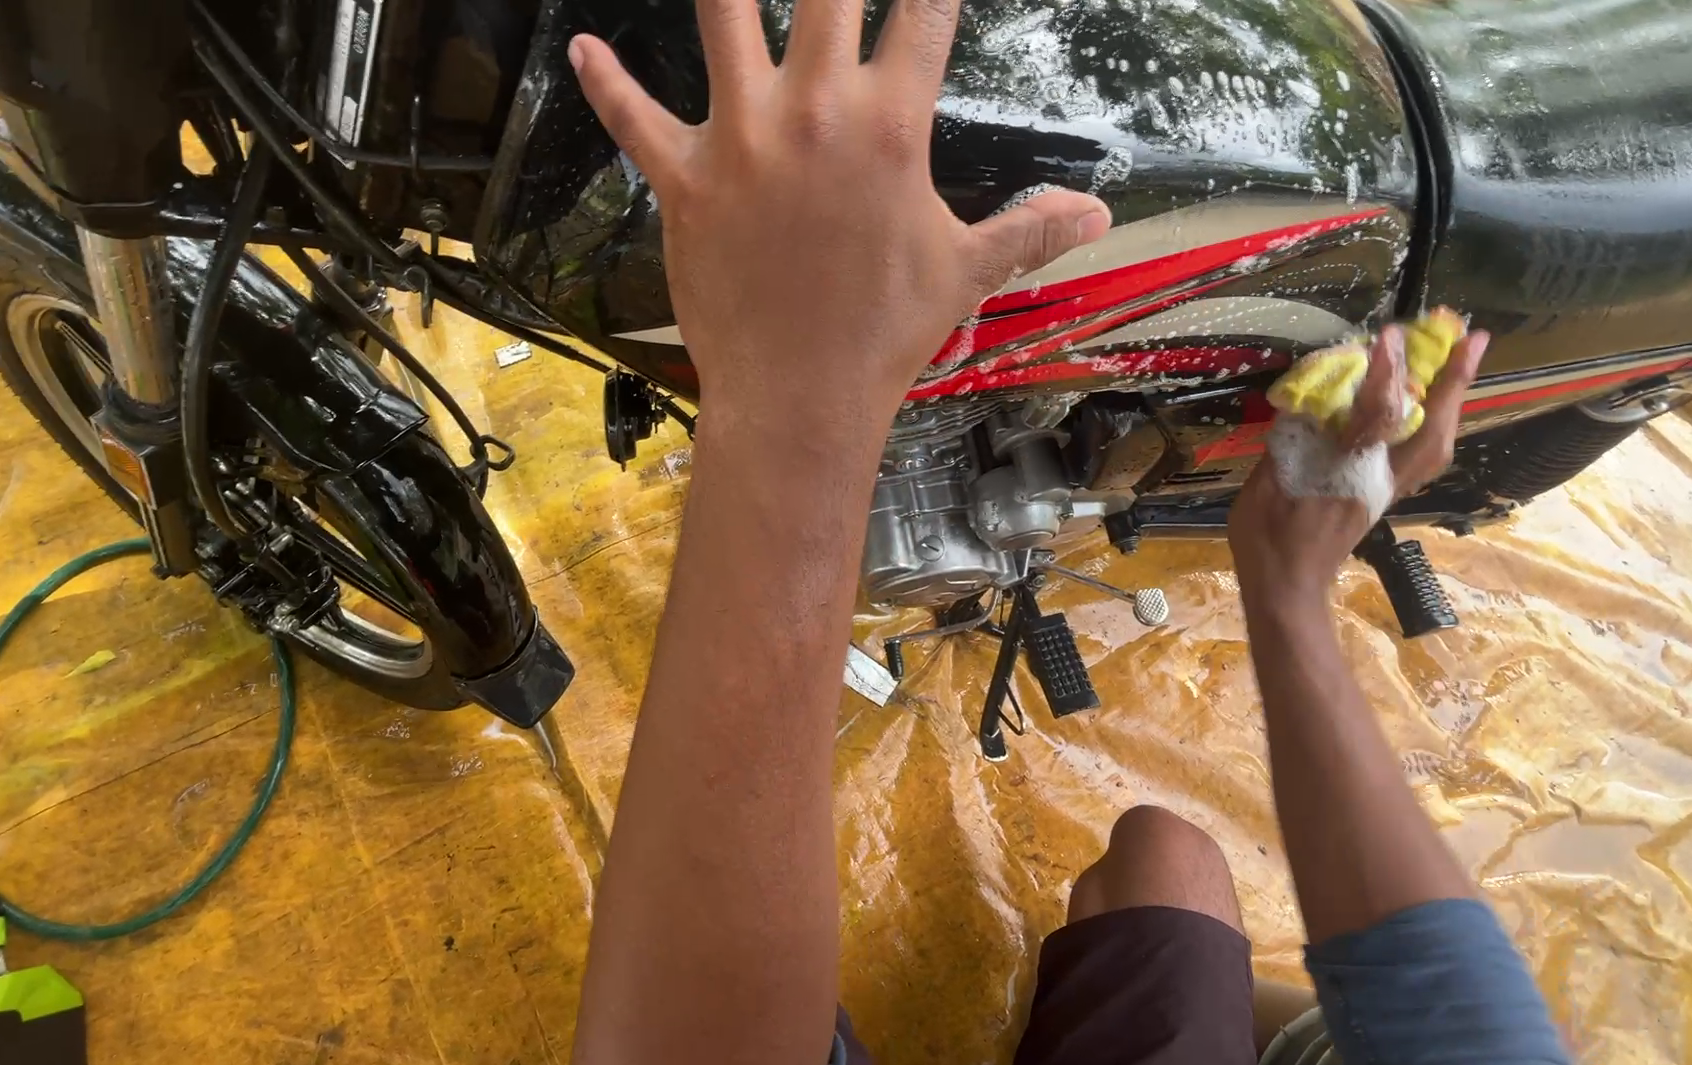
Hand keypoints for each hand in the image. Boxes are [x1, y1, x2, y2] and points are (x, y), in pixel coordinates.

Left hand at [568, 0, 1109, 437]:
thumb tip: (1103, 213)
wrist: (802, 399)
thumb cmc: (884, 337)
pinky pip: (635, 121)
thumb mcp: (965, 276)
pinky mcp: (685, 184)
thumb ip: (1031, 230)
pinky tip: (588, 48)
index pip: (923, 8)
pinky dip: (610, 86)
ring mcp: (742, 142)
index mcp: (890, 126)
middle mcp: (816, 111)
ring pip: (720, 15)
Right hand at [1229, 325, 1489, 607]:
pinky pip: (1419, 454)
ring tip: (1460, 366)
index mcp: (1348, 473)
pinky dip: (1429, 425)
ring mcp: (1385, 490)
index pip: (1376, 416)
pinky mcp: (1380, 496)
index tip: (1387, 337)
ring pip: (1433, 443)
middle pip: (1431, 429)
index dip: (1384, 374)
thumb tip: (1305, 409)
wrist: (1286, 586)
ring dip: (1450, 402)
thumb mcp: (1265, 487)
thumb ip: (1289, 446)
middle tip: (1473, 338)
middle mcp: (1380, 480)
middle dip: (1454, 382)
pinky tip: (1422, 410)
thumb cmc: (1267, 539)